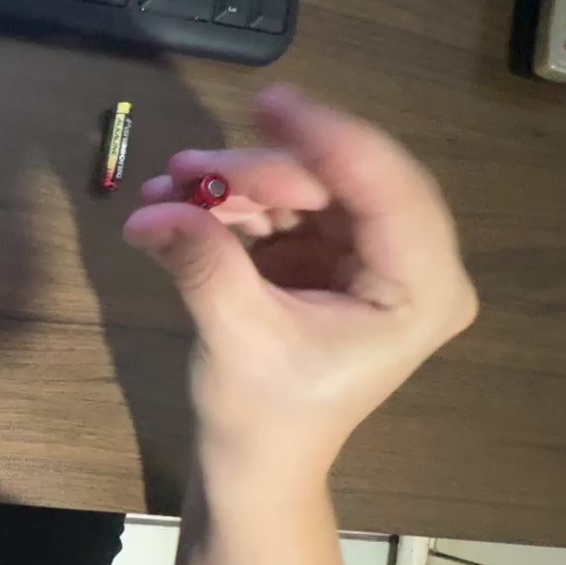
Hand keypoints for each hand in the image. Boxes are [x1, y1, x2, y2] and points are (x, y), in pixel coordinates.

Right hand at [124, 85, 478, 481]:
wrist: (250, 463)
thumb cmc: (262, 416)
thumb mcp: (234, 337)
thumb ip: (201, 265)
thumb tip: (146, 212)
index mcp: (419, 287)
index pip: (385, 187)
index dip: (328, 139)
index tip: (270, 102)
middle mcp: (400, 265)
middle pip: (335, 186)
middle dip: (256, 173)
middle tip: (181, 169)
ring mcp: (355, 265)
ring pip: (301, 198)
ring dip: (232, 191)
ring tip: (165, 190)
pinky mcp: (314, 270)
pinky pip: (276, 222)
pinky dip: (227, 215)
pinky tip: (177, 213)